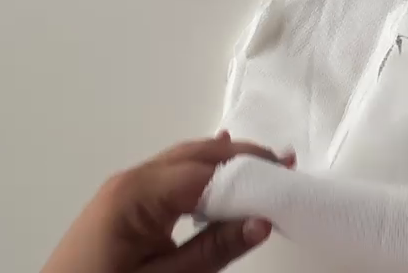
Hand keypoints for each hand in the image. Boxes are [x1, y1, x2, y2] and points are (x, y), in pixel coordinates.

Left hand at [41, 133, 286, 272]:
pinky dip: (199, 170)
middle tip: (285, 164)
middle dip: (242, 158)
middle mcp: (131, 179)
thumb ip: (213, 251)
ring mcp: (122, 191)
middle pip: (198, 155)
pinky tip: (217, 160)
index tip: (288, 175)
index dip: (251, 172)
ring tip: (264, 166)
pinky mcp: (119, 207)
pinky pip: (169, 176)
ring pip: (184, 161)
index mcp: (138, 193)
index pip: (208, 171)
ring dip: (224, 163)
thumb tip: (264, 219)